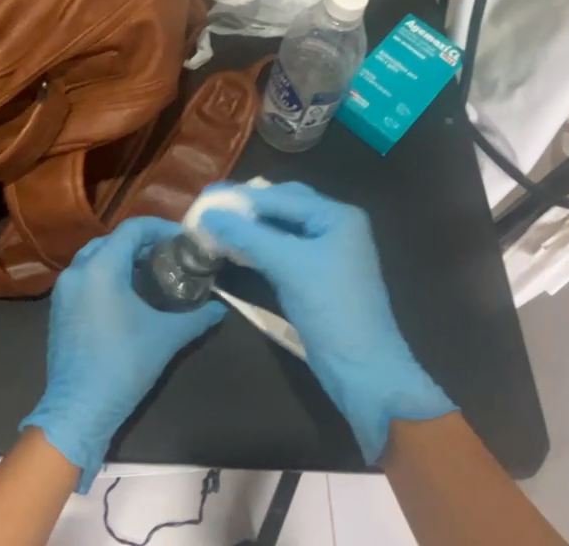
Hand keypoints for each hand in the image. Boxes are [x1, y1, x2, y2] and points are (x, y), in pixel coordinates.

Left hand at [20, 218, 225, 490]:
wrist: (79, 408)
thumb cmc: (124, 364)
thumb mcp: (166, 337)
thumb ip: (196, 317)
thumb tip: (220, 308)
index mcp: (101, 267)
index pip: (132, 229)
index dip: (160, 228)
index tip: (183, 239)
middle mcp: (77, 270)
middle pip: (112, 240)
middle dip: (141, 243)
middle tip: (170, 255)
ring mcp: (63, 291)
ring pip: (95, 258)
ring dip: (122, 259)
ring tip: (152, 272)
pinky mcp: (59, 309)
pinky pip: (85, 278)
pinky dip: (106, 276)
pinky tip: (128, 295)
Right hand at [196, 180, 454, 462]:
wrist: (362, 369)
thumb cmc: (331, 309)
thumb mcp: (288, 266)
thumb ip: (247, 236)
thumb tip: (208, 215)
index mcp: (337, 216)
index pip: (281, 197)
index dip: (242, 198)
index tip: (206, 197)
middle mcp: (334, 227)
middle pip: (282, 208)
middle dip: (246, 209)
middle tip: (210, 208)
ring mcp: (327, 253)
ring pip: (280, 230)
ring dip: (250, 229)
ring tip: (215, 225)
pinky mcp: (316, 277)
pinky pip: (282, 251)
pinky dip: (258, 248)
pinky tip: (234, 249)